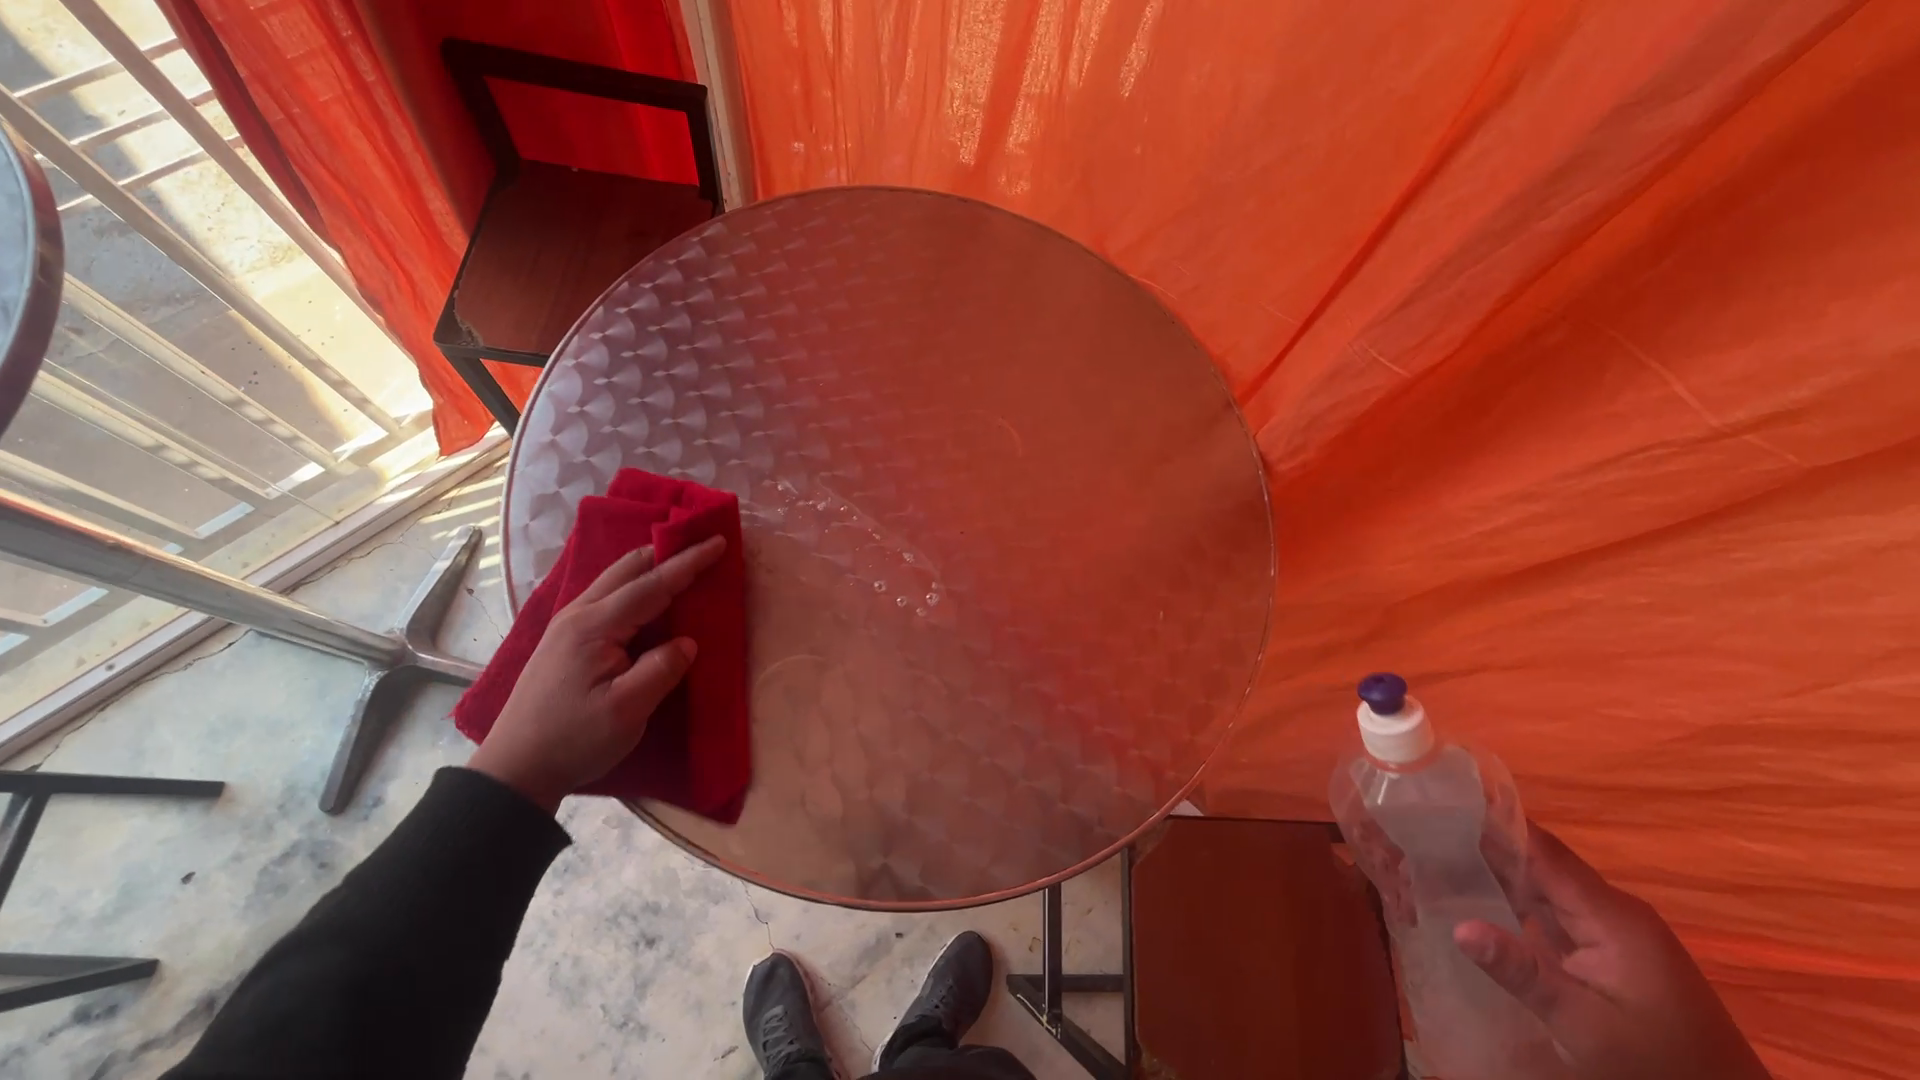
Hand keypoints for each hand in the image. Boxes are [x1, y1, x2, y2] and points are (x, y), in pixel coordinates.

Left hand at [468, 537, 725, 812]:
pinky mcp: (566, 640)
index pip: (652, 585)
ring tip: (681, 562)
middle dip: (667, 551)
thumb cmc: (574, 739)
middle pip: (628, 569)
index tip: (718, 541)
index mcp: (595, 627)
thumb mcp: (627, 710)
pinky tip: (648, 596)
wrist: (515, 768)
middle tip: (701, 542)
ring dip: (650, 567)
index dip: (688, 563)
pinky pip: (607, 596)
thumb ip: (662, 669)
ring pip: (615, 580)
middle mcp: (578, 615)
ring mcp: (567, 625)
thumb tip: (688, 642)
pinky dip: (635, 585)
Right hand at [1454, 827, 1769, 1079]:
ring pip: (1543, 888)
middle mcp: (1612, 911)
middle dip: (1482, 845)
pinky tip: (1476, 901)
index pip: (1542, 850)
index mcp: (1611, 915)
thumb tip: (1459, 926)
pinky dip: (1513, 903)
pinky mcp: (1609, 953)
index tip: (1444, 798)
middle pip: (1539, 863)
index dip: (1494, 821)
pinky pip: (1553, 913)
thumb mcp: (1585, 1026)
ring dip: (1495, 874)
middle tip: (1422, 830)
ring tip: (1435, 857)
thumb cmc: (1658, 1062)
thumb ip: (1523, 973)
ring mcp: (1613, 932)